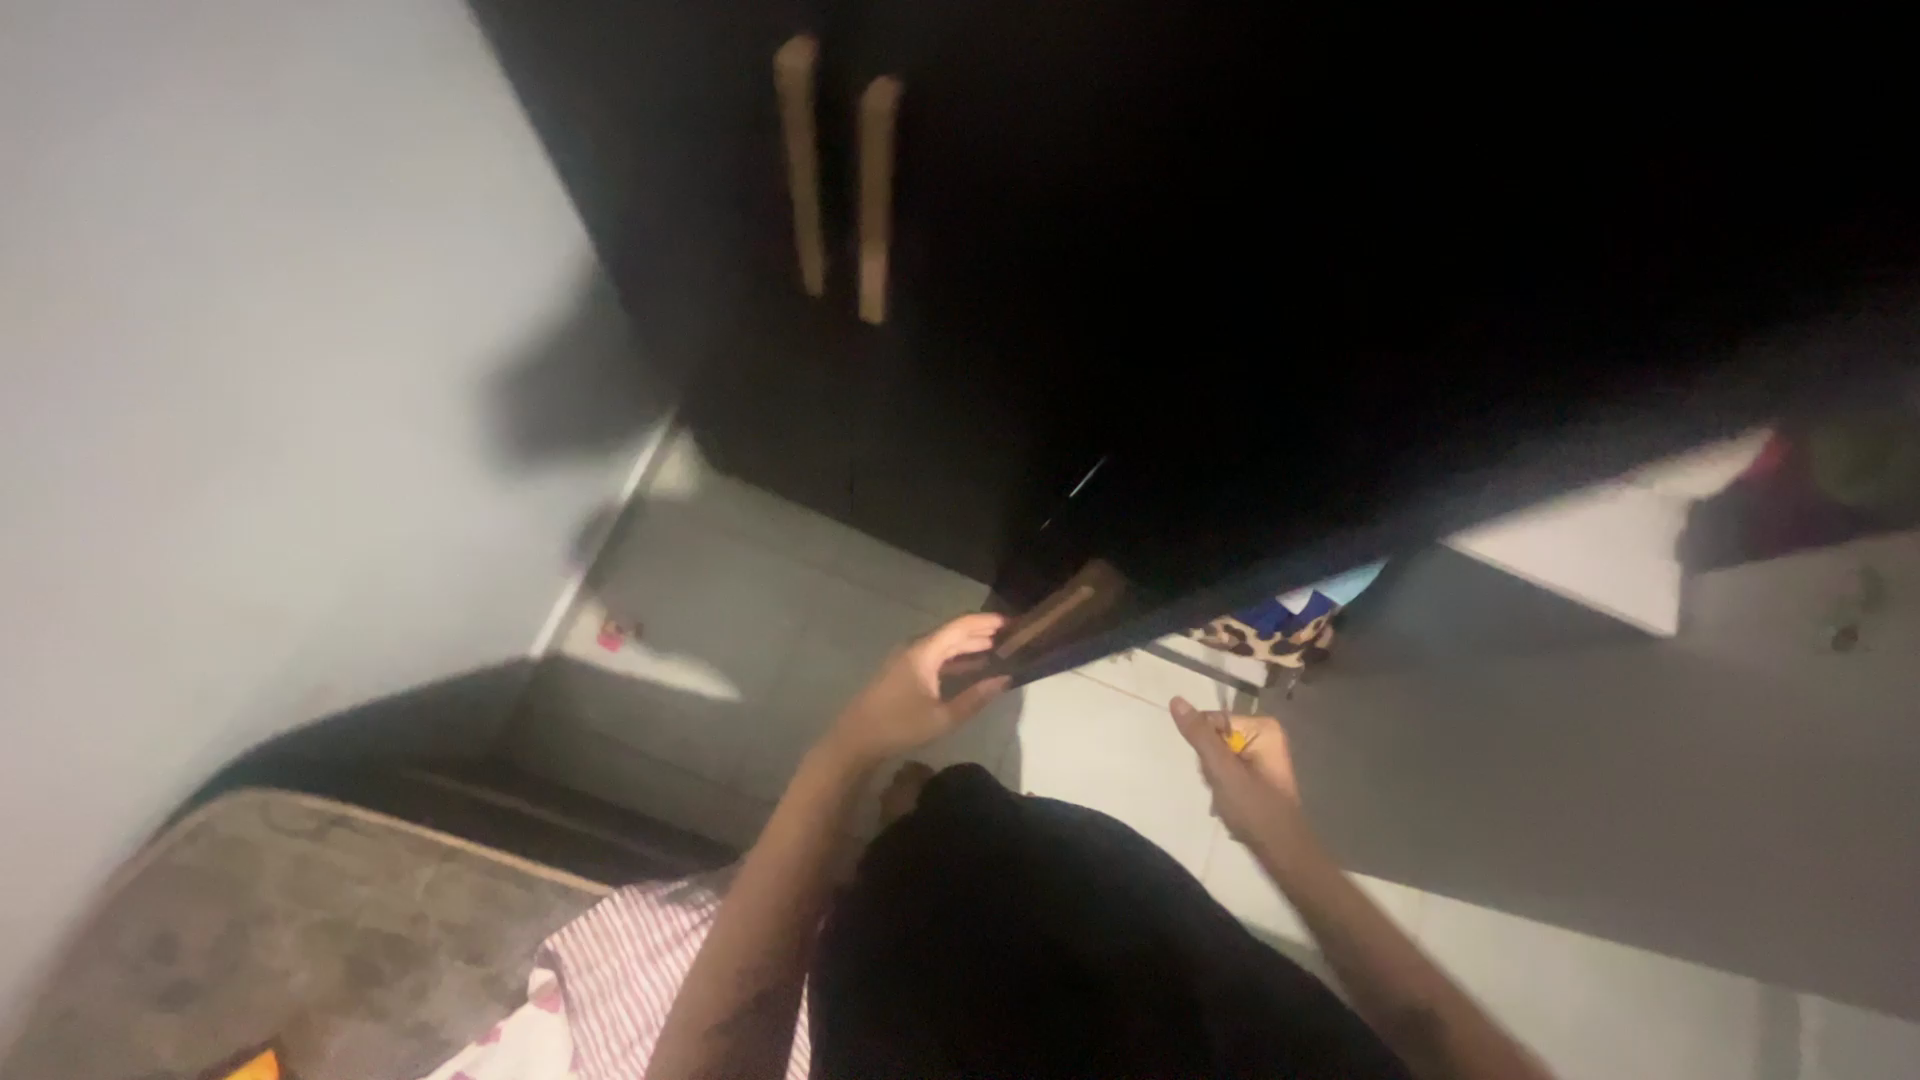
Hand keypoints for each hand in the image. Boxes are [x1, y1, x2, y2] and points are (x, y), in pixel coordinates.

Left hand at [822, 613, 1011, 769]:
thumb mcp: (943, 717)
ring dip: (969, 646)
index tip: (1011, 622)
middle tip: (1010, 637)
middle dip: (981, 633)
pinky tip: (972, 668)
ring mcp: (906, 658)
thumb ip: (975, 698)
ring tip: (997, 650)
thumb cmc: (899, 727)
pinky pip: (934, 656)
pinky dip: (955, 659)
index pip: (960, 626)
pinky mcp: (902, 670)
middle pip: (952, 632)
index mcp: (924, 651)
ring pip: (943, 645)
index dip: (985, 621)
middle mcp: (915, 647)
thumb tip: (1005, 679)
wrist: (855, 739)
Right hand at [1170, 697, 1308, 846]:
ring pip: (1216, 755)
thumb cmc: (1254, 807)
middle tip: (1222, 786)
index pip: (1211, 720)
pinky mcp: (1255, 772)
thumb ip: (1199, 735)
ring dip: (1214, 777)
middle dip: (1210, 764)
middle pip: (1213, 737)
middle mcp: (1263, 735)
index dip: (1205, 746)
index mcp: (1262, 727)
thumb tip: (1176, 699)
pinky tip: (1229, 801)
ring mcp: (1260, 754)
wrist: (1280, 849)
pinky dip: (1221, 785)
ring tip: (1226, 797)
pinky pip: (1225, 768)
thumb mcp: (1222, 769)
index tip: (1216, 771)